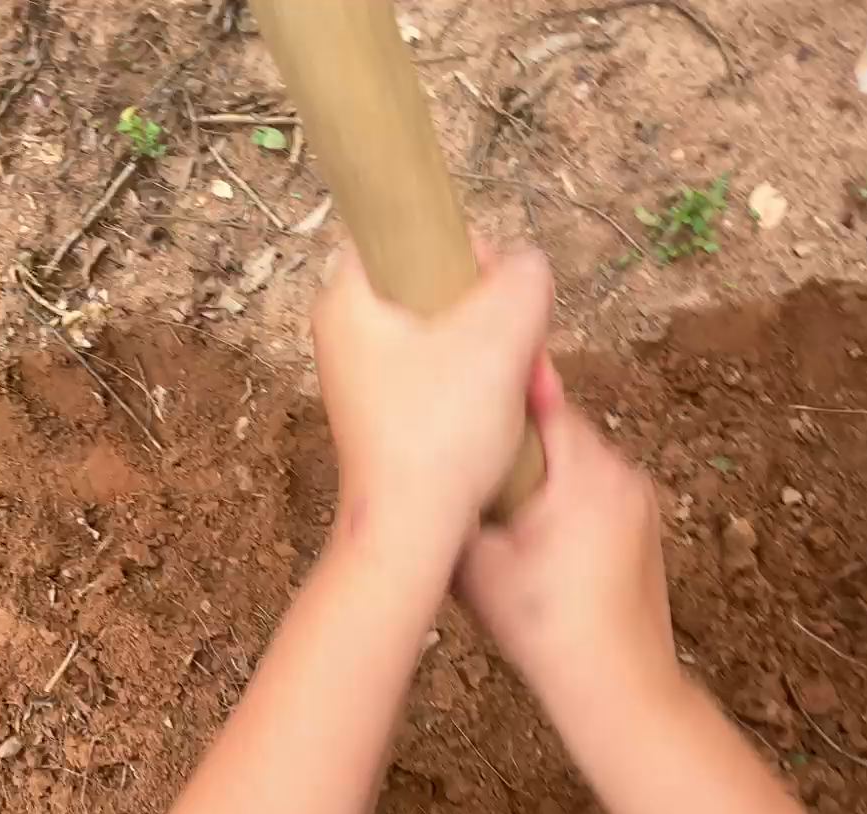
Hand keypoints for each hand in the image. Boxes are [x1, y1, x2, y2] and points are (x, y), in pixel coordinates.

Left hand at [310, 242, 552, 547]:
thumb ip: (523, 277)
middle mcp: (343, 337)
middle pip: (427, 287)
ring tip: (514, 384)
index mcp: (346, 300)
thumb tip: (521, 270)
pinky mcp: (383, 416)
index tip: (490, 284)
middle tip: (514, 342)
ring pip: (440, 337)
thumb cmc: (439, 431)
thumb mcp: (500, 333)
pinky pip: (436, 378)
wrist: (411, 529)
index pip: (397, 231)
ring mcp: (361, 381)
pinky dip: (471, 386)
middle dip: (485, 309)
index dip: (455, 244)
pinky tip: (496, 411)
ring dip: (488, 351)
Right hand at [456, 360, 682, 722]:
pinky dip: (564, 497)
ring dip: (540, 472)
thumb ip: (457, 502)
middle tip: (474, 464)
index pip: (544, 402)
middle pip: (559, 431)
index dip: (504, 394)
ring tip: (502, 507)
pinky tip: (537, 536)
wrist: (615, 682)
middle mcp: (622, 474)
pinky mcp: (644, 525)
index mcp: (584, 472)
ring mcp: (640, 500)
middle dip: (517, 443)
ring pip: (575, 462)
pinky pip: (594, 489)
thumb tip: (434, 469)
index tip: (472, 387)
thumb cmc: (541, 622)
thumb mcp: (476, 561)